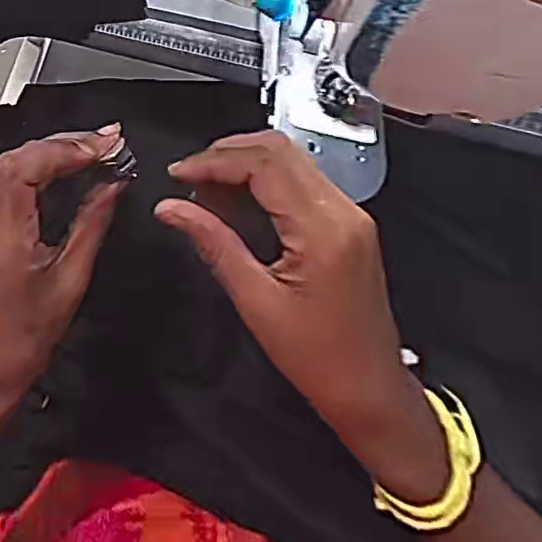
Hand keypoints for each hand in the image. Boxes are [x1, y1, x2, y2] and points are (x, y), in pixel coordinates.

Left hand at [0, 125, 126, 404]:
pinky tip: (69, 168)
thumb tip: (112, 184)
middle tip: (107, 142)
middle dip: (66, 143)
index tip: (99, 147)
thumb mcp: (73, 276)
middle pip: (19, 157)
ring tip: (95, 150)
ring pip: (14, 163)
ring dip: (55, 151)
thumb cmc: (28, 330)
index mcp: (4, 234)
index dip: (62, 149)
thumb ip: (92, 222)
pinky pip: (11, 180)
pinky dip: (43, 167)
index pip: (23, 166)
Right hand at [157, 131, 436, 484]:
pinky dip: (262, 179)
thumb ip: (213, 243)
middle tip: (189, 177)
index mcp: (323, 230)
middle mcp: (342, 210)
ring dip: (243, 163)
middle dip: (226, 154)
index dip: (214, 161)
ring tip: (206, 189)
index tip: (179, 173)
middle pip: (278, 150)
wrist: (371, 391)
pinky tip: (236, 200)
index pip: (264, 165)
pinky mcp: (347, 221)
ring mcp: (349, 213)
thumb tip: (170, 209)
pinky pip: (299, 179)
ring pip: (289, 158)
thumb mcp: (256, 302)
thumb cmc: (317, 358)